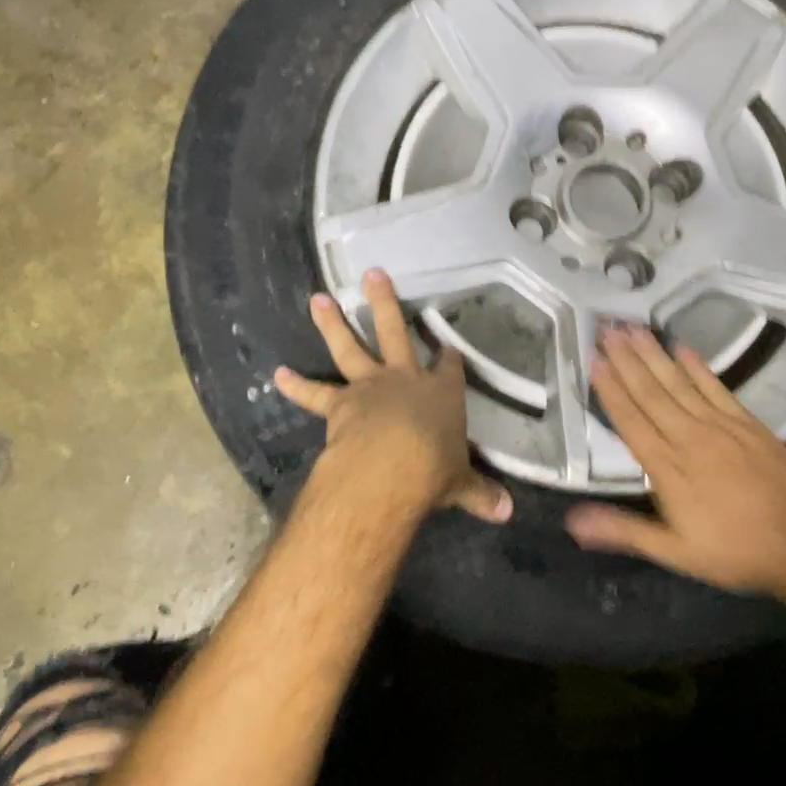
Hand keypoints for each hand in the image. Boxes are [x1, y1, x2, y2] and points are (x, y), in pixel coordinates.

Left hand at [273, 269, 512, 523]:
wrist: (390, 467)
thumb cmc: (434, 470)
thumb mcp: (462, 484)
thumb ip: (481, 494)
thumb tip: (507, 512)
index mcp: (442, 394)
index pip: (448, 367)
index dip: (448, 356)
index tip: (448, 346)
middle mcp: (405, 379)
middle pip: (395, 332)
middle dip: (384, 302)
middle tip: (372, 273)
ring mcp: (369, 386)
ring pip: (349, 347)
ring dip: (332, 323)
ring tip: (318, 299)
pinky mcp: (339, 404)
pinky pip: (314, 393)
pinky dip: (296, 386)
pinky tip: (278, 375)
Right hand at [565, 325, 785, 595]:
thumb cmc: (734, 552)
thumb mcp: (675, 552)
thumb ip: (624, 531)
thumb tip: (572, 521)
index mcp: (668, 468)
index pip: (630, 421)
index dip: (610, 390)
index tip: (593, 360)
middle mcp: (690, 438)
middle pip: (651, 393)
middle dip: (626, 360)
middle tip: (605, 329)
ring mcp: (721, 427)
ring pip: (678, 383)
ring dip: (654, 355)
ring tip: (633, 328)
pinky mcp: (748, 423)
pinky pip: (716, 387)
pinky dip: (698, 367)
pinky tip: (682, 347)